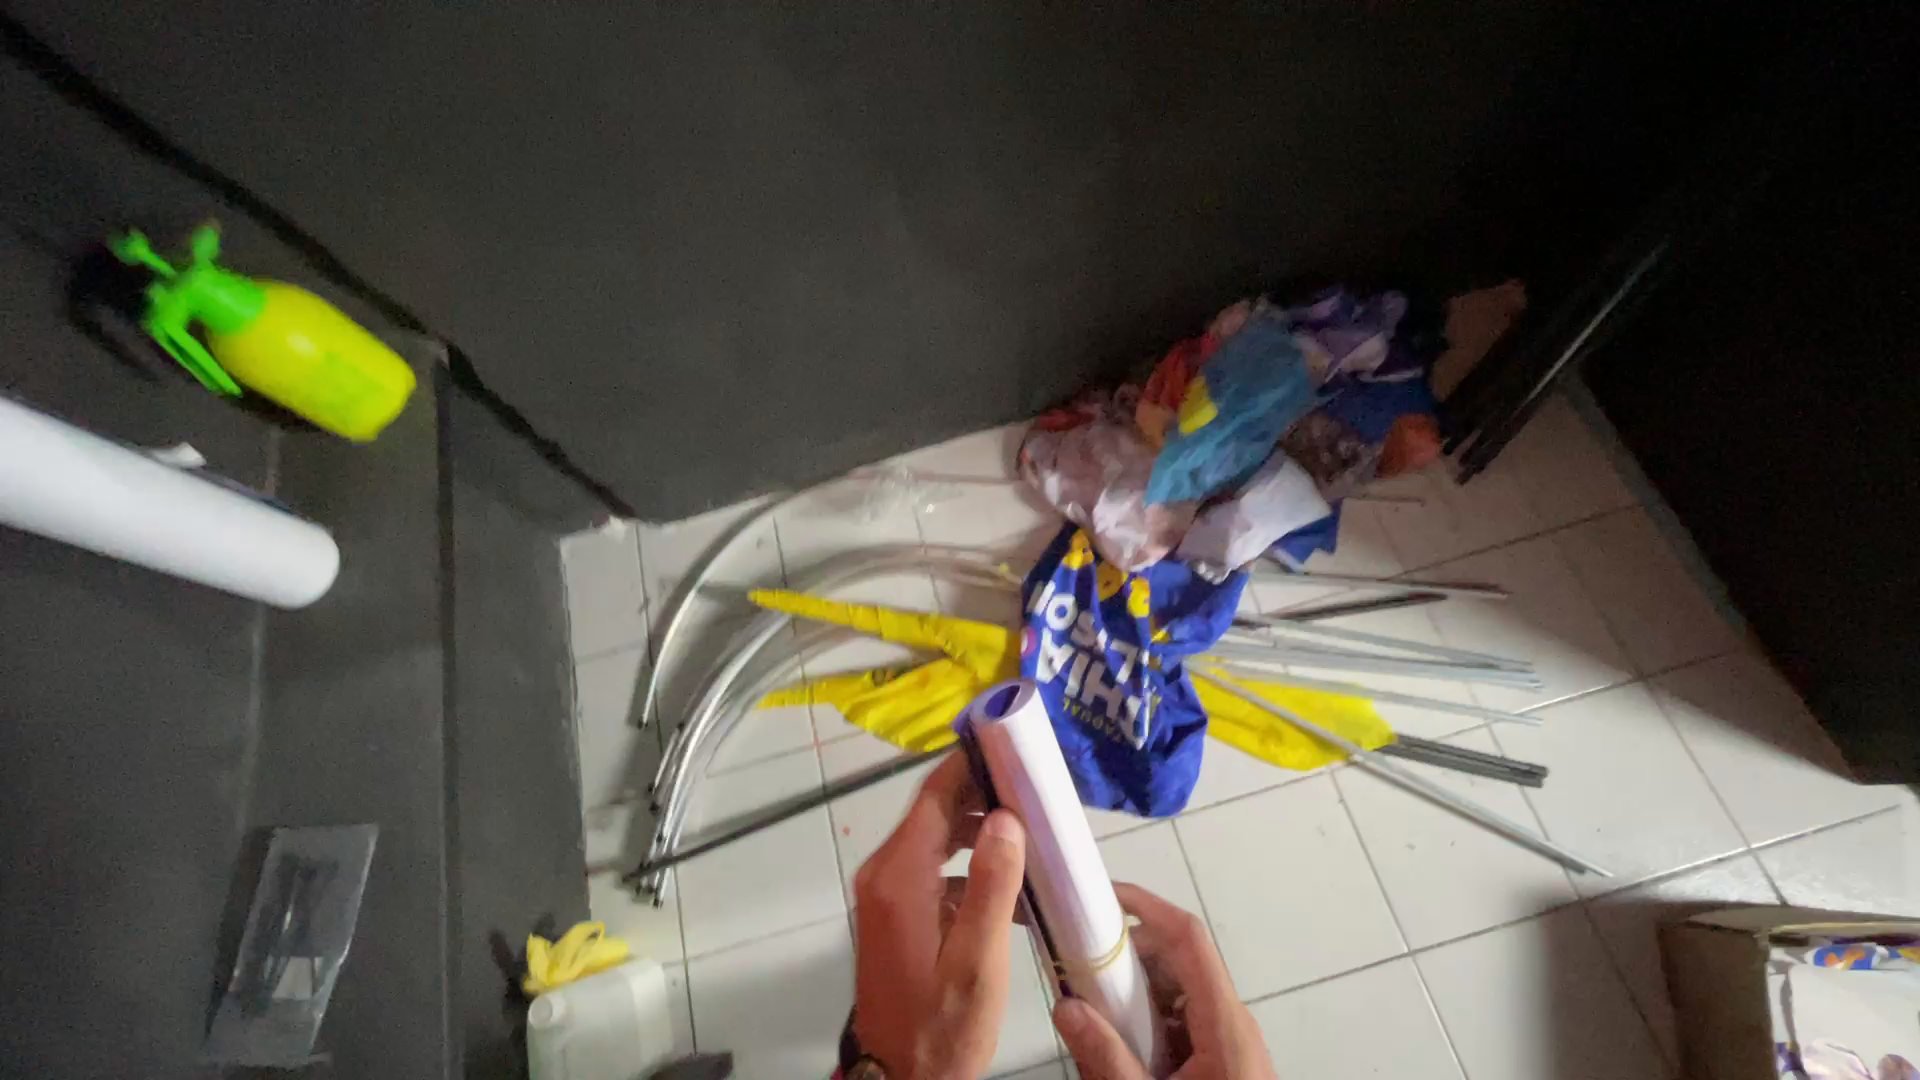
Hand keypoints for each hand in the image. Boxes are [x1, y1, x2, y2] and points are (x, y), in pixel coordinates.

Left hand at [852, 753, 1028, 1079]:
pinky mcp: (897, 910)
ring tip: (1030, 827)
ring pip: (936, 837)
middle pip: (936, 810)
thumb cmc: (942, 1026)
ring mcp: (888, 891)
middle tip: (1033, 785)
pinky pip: (934, 866)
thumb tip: (1005, 816)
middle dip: (982, 792)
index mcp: (900, 874)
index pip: (935, 795)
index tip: (1009, 744)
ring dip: (978, 827)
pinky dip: (969, 861)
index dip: (970, 763)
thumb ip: (992, 887)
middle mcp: (886, 871)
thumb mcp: (976, 963)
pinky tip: (1008, 881)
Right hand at [1053, 883, 1274, 1079]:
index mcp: (1224, 1024)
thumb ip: (1107, 1060)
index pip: (1188, 938)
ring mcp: (1230, 1043)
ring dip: (1134, 989)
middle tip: (1079, 968)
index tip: (1101, 897)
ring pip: (1177, 990)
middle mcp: (1232, 1022)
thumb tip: (1063, 1005)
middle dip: (1127, 955)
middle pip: (1178, 960)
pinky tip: (1121, 1048)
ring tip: (1094, 1011)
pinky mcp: (1223, 1063)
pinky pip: (1181, 1020)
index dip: (1147, 905)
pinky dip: (1148, 1019)